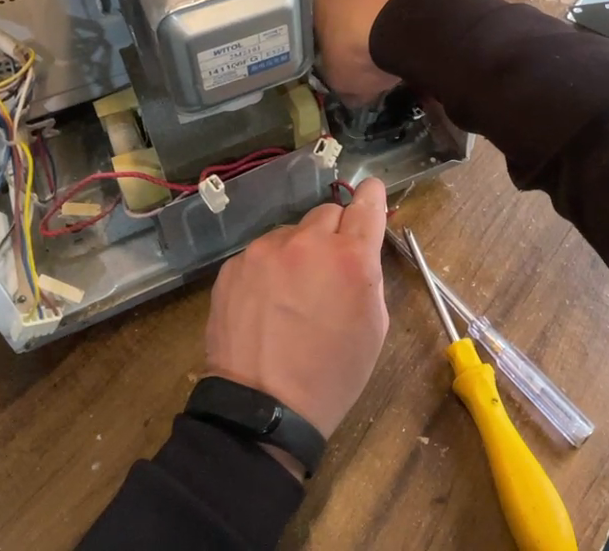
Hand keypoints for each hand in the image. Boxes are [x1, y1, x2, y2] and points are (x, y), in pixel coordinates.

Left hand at [203, 177, 391, 476]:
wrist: (262, 411)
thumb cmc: (331, 375)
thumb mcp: (374, 326)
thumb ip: (370, 275)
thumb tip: (362, 249)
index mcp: (350, 257)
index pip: (367, 203)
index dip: (372, 198)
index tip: (370, 198)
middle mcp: (307, 243)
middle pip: (328, 212)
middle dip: (334, 233)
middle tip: (331, 267)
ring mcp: (265, 251)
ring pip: (292, 232)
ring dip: (300, 250)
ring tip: (293, 292)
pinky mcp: (233, 265)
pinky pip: (261, 253)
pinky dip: (270, 268)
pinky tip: (267, 302)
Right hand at [314, 0, 431, 106]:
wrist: (408, 22)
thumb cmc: (360, 49)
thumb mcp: (343, 79)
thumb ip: (343, 83)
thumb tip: (352, 95)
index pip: (319, 17)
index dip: (331, 39)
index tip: (343, 57)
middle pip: (352, 2)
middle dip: (362, 24)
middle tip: (374, 52)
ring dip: (389, 17)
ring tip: (402, 44)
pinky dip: (411, 13)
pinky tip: (419, 33)